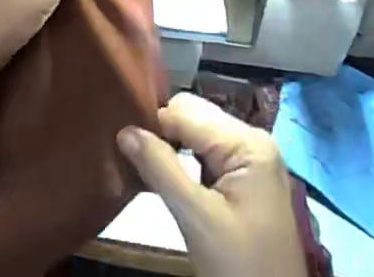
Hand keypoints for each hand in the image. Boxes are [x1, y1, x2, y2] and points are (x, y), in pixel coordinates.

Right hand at [118, 93, 307, 276]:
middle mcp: (252, 139)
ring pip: (198, 134)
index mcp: (247, 142)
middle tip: (132, 159)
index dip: (153, 123)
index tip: (121, 143)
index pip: (187, 111)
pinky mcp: (247, 178)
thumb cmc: (240, 267)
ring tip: (145, 167)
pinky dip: (185, 162)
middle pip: (194, 116)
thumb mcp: (197, 219)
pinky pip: (208, 154)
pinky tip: (168, 178)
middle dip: (162, 134)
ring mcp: (251, 158)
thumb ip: (161, 170)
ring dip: (172, 148)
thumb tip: (124, 130)